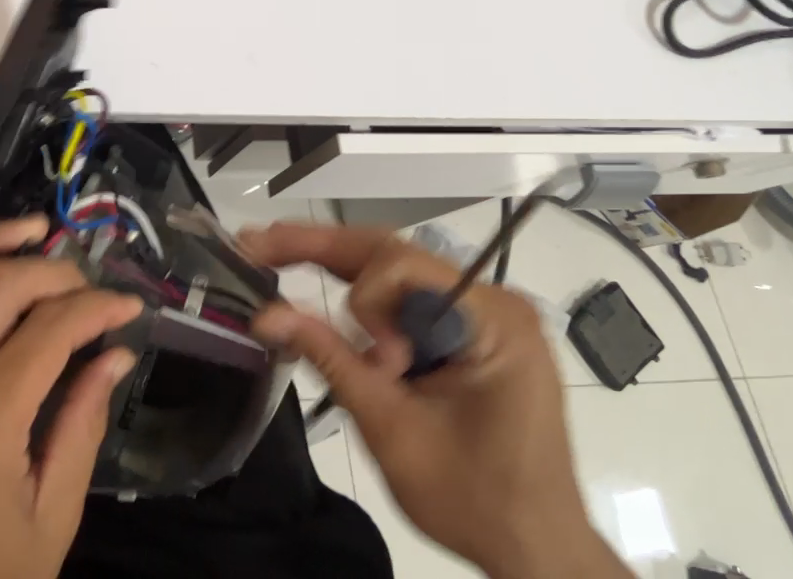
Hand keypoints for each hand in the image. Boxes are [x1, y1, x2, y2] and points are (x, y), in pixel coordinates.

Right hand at [239, 223, 628, 578]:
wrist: (535, 550)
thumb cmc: (475, 501)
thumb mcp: (392, 430)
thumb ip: (330, 360)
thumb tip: (265, 313)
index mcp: (493, 319)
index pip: (404, 266)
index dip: (365, 301)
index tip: (376, 365)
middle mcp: (492, 301)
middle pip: (393, 256)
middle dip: (321, 248)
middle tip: (256, 244)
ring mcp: (483, 314)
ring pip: (395, 272)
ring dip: (335, 269)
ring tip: (273, 253)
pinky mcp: (469, 333)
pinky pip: (408, 300)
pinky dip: (363, 301)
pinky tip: (320, 283)